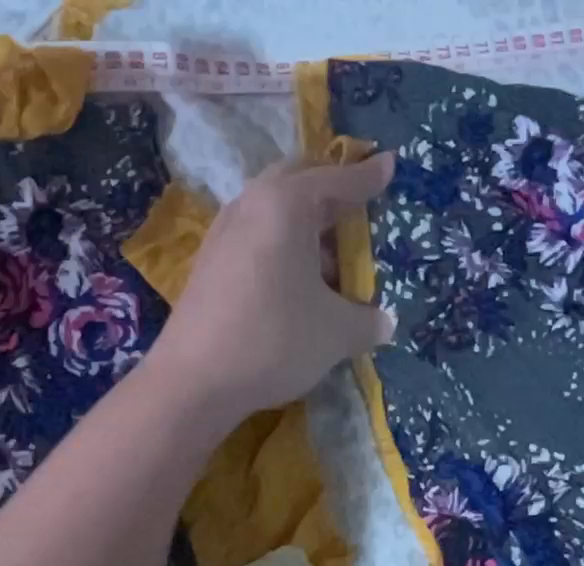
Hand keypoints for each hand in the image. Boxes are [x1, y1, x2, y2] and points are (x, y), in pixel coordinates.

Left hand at [148, 154, 396, 418]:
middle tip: (357, 212)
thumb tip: (383, 323)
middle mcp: (250, 206)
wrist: (194, 381)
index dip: (367, 177)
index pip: (337, 180)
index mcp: (286, 205)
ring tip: (331, 266)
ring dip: (304, 229)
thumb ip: (367, 321)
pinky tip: (295, 287)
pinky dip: (281, 250)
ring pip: (272, 214)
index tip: (388, 166)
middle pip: (296, 184)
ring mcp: (223, 234)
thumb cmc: (273, 340)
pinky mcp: (207, 265)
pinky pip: (255, 241)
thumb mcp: (336, 333)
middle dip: (329, 194)